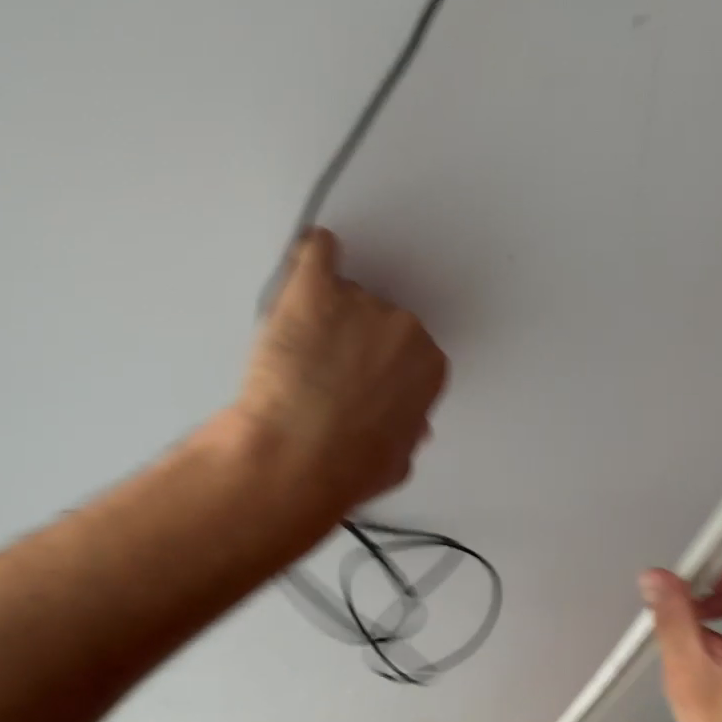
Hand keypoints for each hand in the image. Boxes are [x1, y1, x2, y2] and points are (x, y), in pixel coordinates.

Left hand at [227, 227, 447, 511]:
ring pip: (342, 296)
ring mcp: (358, 304)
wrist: (293, 461)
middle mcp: (401, 328)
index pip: (407, 351)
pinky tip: (305, 259)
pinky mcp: (313, 290)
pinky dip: (310, 255)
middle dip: (352, 339)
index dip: (377, 366)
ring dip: (324, 316)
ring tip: (293, 354)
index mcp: (428, 367)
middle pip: (377, 319)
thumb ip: (405, 432)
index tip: (357, 379)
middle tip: (322, 371)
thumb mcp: (394, 463)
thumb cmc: (344, 469)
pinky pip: (316, 253)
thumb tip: (404, 427)